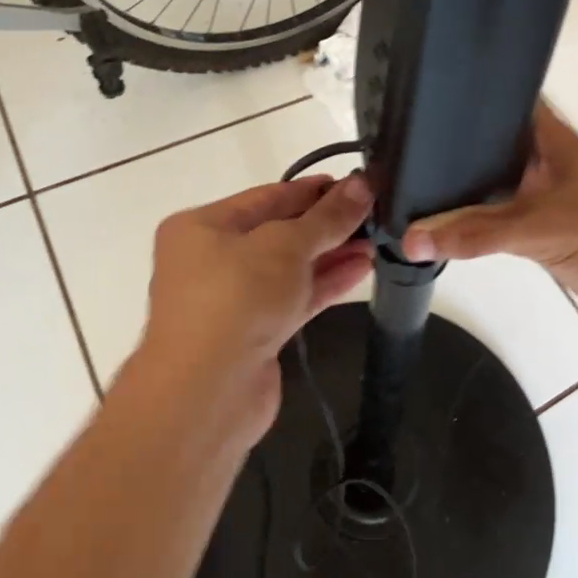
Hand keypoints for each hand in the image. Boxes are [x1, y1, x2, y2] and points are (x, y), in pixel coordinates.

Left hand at [137, 173, 375, 434]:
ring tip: (377, 241)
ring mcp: (231, 300)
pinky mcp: (253, 334)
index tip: (355, 184)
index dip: (312, 190)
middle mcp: (210, 260)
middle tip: (374, 212)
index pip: (266, 197)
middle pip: (278, 232)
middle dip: (326, 225)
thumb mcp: (286, 245)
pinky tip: (361, 269)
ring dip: (331, 255)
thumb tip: (362, 184)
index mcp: (201, 227)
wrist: (207, 393)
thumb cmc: (236, 299)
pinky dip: (324, 284)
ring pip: (289, 268)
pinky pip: (293, 298)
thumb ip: (327, 217)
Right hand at [403, 106, 577, 328]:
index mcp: (548, 138)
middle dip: (448, 149)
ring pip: (489, 185)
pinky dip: (470, 222)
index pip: (498, 104)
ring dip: (458, 190)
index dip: (461, 98)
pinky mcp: (541, 229)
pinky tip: (438, 223)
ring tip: (403, 182)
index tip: (412, 97)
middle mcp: (541, 159)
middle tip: (394, 146)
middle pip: (486, 147)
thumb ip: (475, 233)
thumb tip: (411, 238)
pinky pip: (495, 218)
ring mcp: (541, 194)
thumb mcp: (538, 229)